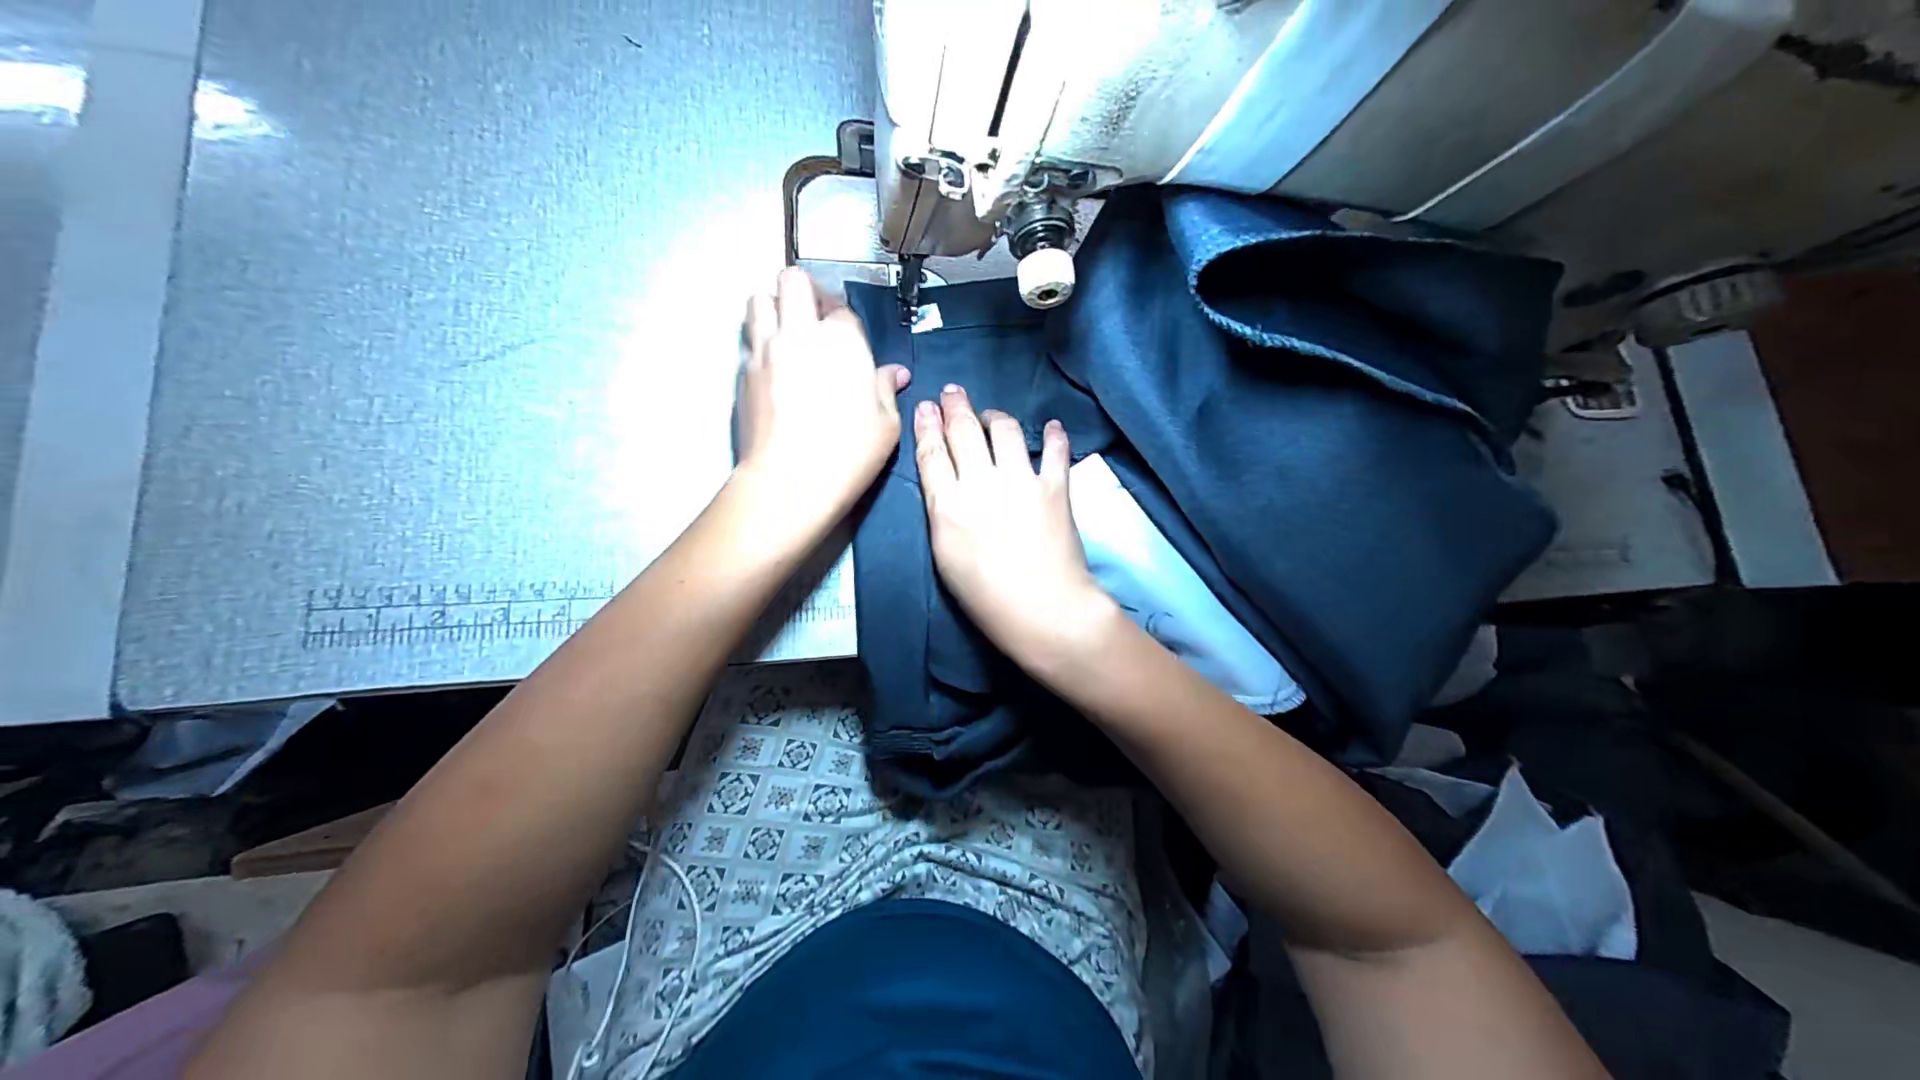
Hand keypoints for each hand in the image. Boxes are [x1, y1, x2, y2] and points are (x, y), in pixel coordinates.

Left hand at [735, 268, 910, 534]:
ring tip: (785, 330)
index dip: (845, 322)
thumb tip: (896, 374)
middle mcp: (800, 332)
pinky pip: (749, 340)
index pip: (841, 309)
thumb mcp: (886, 424)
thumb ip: (886, 390)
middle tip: (812, 314)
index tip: (847, 339)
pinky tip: (771, 366)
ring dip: (773, 306)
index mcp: (843, 339)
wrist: (789, 480)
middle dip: (803, 291)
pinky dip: (759, 343)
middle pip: (793, 280)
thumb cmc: (847, 453)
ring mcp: (766, 349)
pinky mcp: (743, 372)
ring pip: (760, 299)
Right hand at [913, 385, 1116, 671]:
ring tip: (991, 414)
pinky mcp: (1054, 486)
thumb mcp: (944, 557)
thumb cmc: (985, 596)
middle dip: (955, 406)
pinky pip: (1055, 450)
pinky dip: (1053, 435)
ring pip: (1005, 429)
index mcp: (948, 504)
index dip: (927, 424)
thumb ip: (941, 513)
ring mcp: (1020, 480)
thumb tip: (944, 485)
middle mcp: (981, 482)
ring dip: (994, 415)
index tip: (926, 406)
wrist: (1043, 610)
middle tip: (952, 391)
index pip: (932, 453)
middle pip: (964, 431)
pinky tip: (1052, 426)